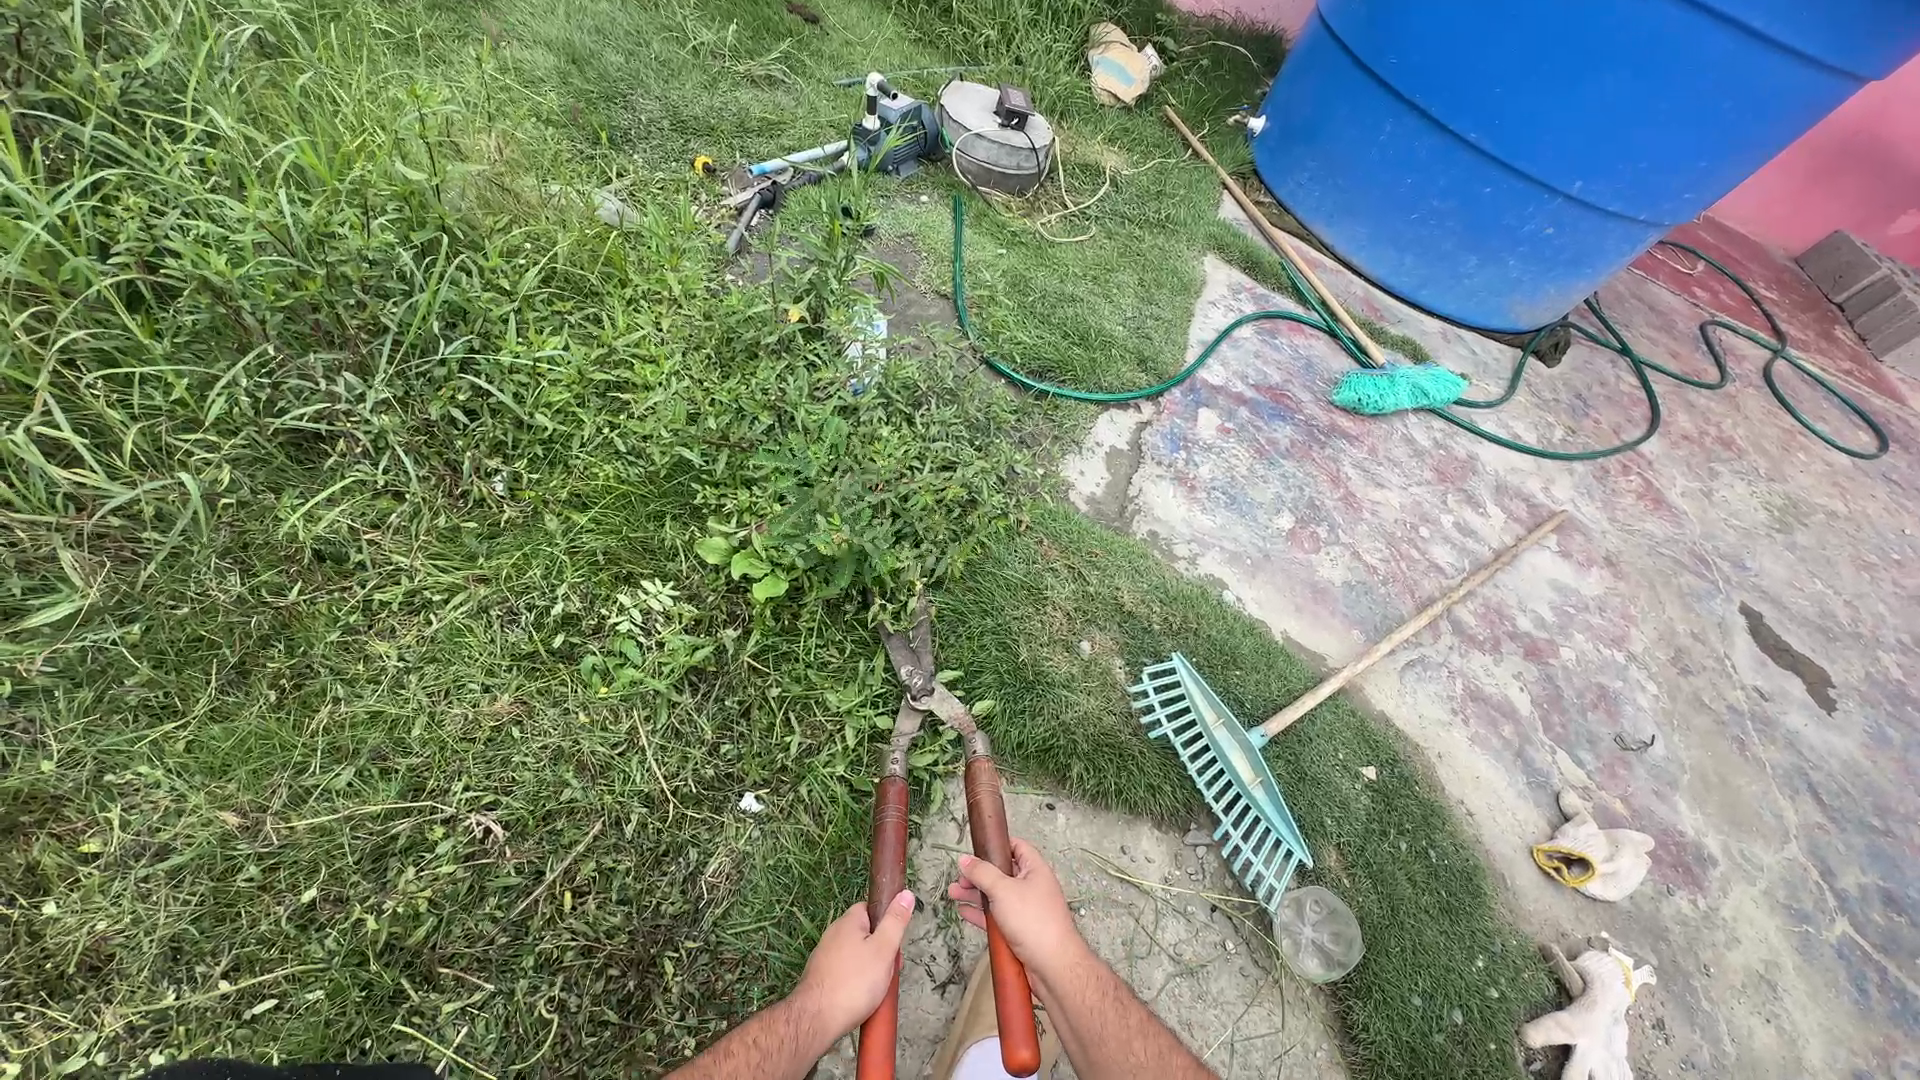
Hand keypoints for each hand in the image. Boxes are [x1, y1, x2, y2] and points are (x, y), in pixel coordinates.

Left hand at [789, 890, 916, 1041]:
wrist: (816, 1019)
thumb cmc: (855, 982)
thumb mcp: (884, 948)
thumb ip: (895, 921)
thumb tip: (906, 894)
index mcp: (848, 921)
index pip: (870, 908)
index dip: (886, 923)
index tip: (894, 944)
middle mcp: (833, 934)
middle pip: (864, 934)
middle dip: (880, 951)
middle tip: (889, 972)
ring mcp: (824, 957)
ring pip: (856, 956)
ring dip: (869, 969)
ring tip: (876, 991)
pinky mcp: (819, 978)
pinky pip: (844, 973)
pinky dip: (855, 983)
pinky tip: (859, 999)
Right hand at [946, 838, 1089, 987]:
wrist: (1052, 966)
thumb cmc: (1034, 922)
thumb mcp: (1003, 890)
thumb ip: (982, 873)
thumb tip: (965, 860)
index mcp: (1035, 870)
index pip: (1016, 847)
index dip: (997, 845)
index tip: (977, 848)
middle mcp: (1032, 887)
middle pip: (1002, 873)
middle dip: (979, 874)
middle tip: (960, 877)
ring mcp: (1025, 910)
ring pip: (996, 896)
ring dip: (975, 894)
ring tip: (954, 893)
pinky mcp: (1019, 930)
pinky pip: (996, 917)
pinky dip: (981, 914)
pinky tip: (964, 911)